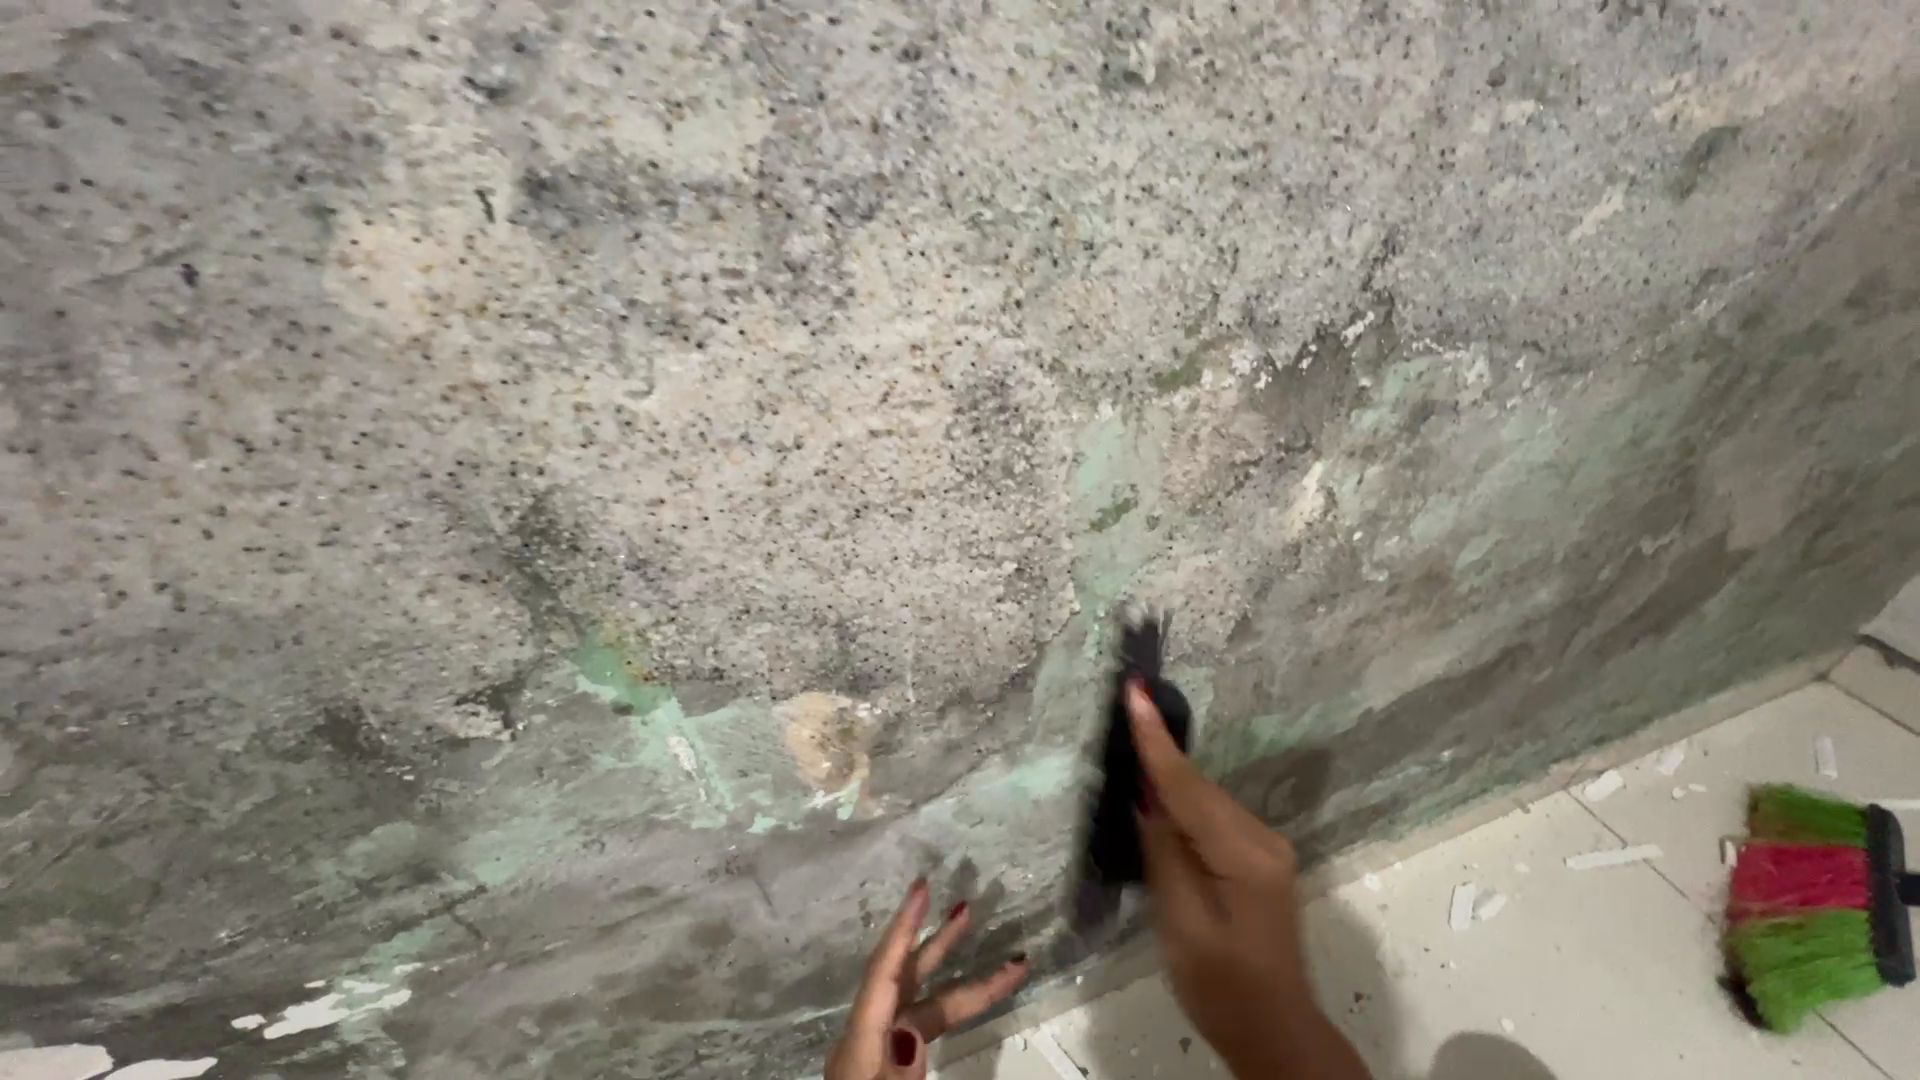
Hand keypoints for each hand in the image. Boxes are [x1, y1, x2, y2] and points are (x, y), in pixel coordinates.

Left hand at [824, 879, 1029, 1079]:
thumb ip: (899, 1067)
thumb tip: (912, 1037)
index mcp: (860, 1047)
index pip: (883, 975)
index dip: (903, 929)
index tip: (922, 889)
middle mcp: (867, 1042)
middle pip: (904, 979)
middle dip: (937, 942)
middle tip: (967, 906)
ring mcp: (880, 1055)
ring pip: (924, 1005)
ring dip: (962, 979)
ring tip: (1006, 959)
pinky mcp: (893, 1069)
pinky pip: (926, 1028)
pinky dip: (954, 1011)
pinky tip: (977, 998)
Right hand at [1127, 681, 1369, 1079]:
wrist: (1275, 1031)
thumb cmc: (1220, 986)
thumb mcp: (1179, 922)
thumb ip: (1163, 852)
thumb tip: (1147, 797)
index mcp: (1244, 854)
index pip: (1187, 785)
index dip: (1154, 739)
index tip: (1134, 691)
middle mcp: (1262, 839)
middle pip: (1198, 787)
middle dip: (1158, 753)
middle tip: (1122, 710)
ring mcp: (1265, 848)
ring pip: (1205, 799)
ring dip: (1169, 779)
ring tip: (1129, 747)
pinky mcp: (1259, 860)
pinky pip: (1212, 817)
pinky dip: (1183, 804)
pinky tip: (1159, 800)